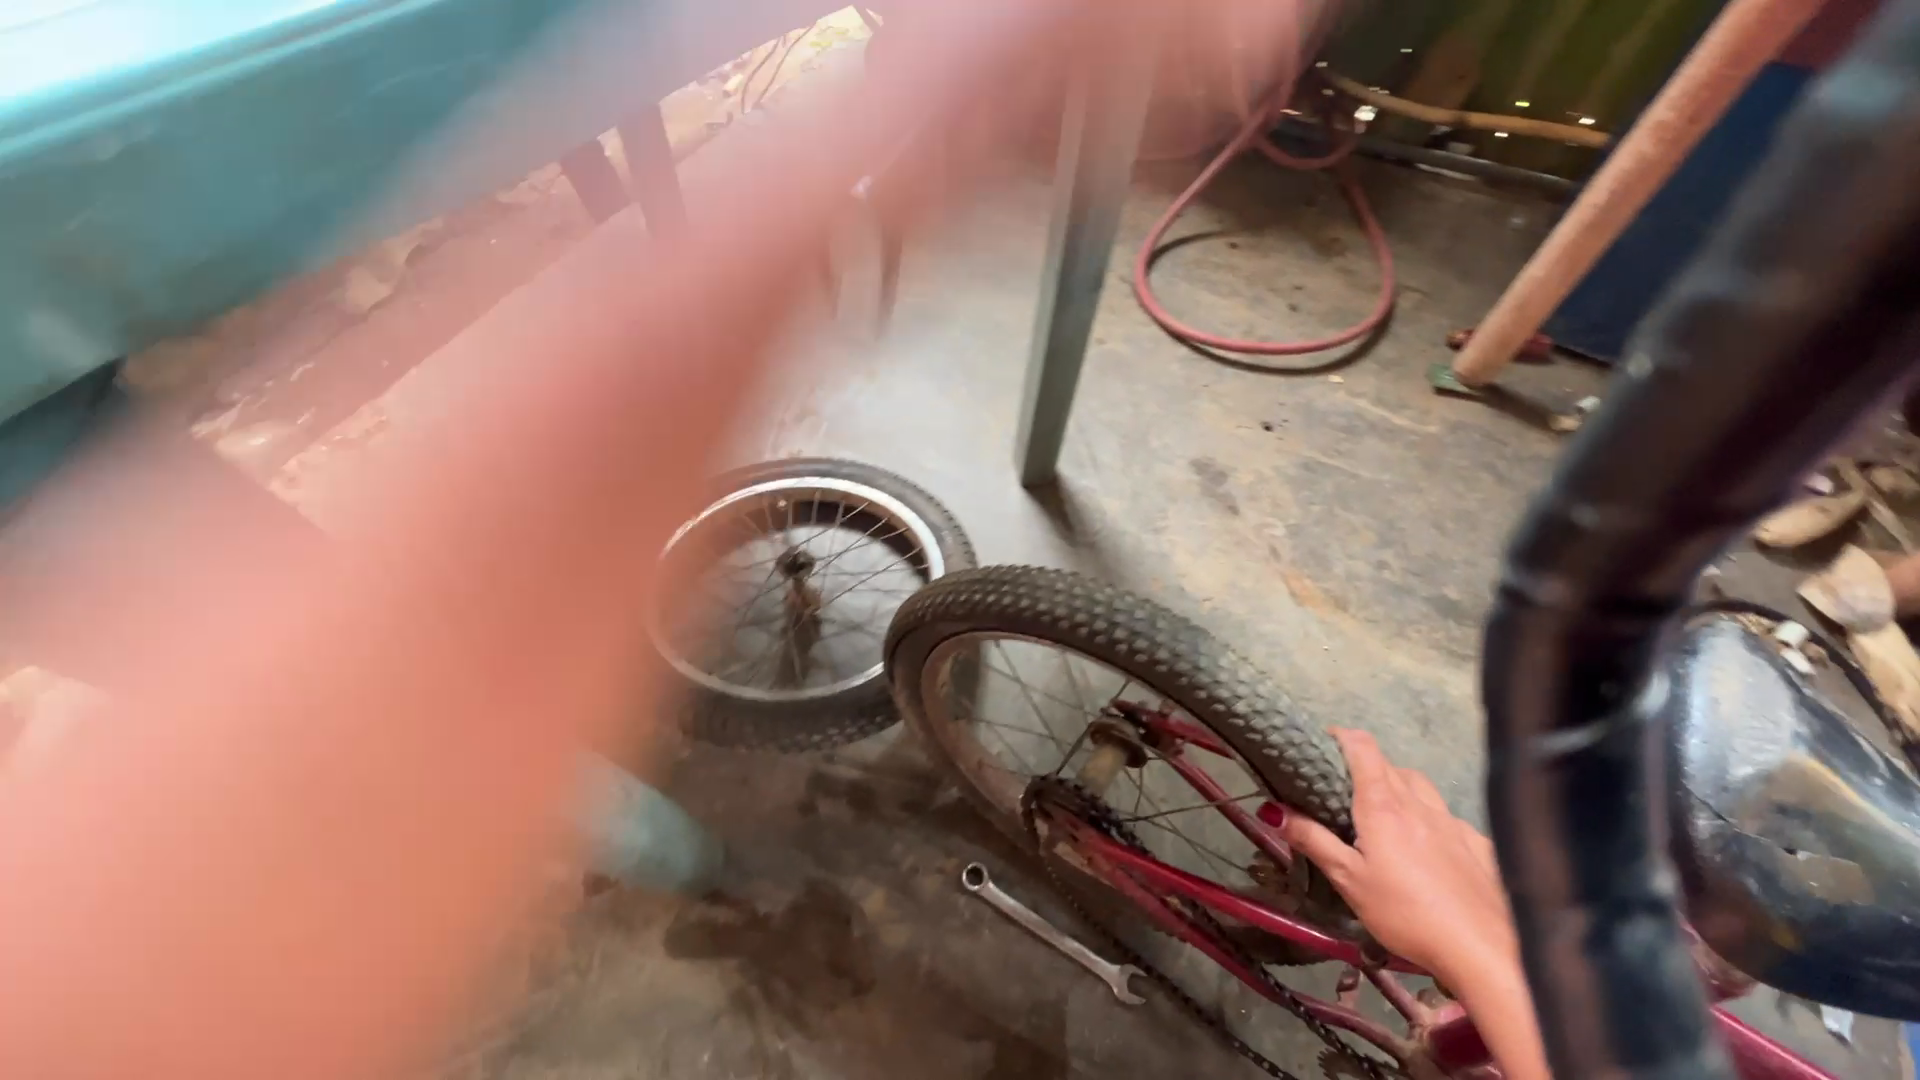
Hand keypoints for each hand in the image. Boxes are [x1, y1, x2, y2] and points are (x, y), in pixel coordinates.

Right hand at [1278, 728, 1515, 982]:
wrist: (1486, 953)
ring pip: (1422, 788)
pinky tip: (1429, 848)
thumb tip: (1273, 809)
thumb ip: (1312, 840)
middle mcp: (1419, 803)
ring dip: (1400, 787)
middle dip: (1365, 766)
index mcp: (1383, 805)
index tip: (1322, 742)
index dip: (1341, 736)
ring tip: (1385, 814)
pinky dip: (1431, 820)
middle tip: (1344, 790)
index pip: (1363, 748)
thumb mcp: (1348, 880)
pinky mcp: (1480, 846)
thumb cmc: (1406, 913)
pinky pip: (1449, 818)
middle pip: (1391, 766)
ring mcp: (1454, 823)